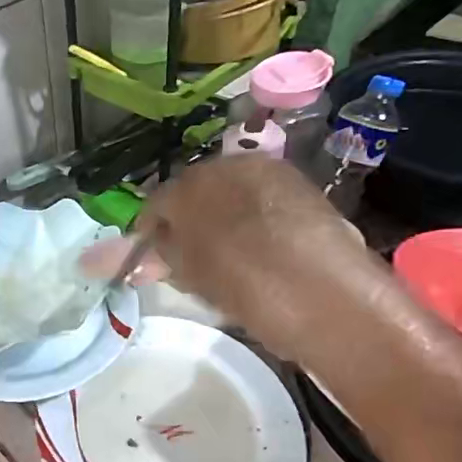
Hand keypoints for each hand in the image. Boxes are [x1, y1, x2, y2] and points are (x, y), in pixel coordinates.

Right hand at [128, 156, 371, 330]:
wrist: (329, 295)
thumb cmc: (247, 288)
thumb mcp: (194, 277)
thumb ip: (161, 257)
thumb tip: (132, 259)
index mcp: (188, 187)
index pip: (157, 204)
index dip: (150, 232)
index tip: (150, 257)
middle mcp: (225, 166)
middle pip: (194, 191)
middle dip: (188, 219)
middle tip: (190, 256)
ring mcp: (267, 171)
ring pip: (231, 192)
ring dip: (223, 215)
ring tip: (230, 253)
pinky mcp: (301, 184)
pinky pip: (263, 197)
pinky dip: (255, 215)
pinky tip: (263, 245)